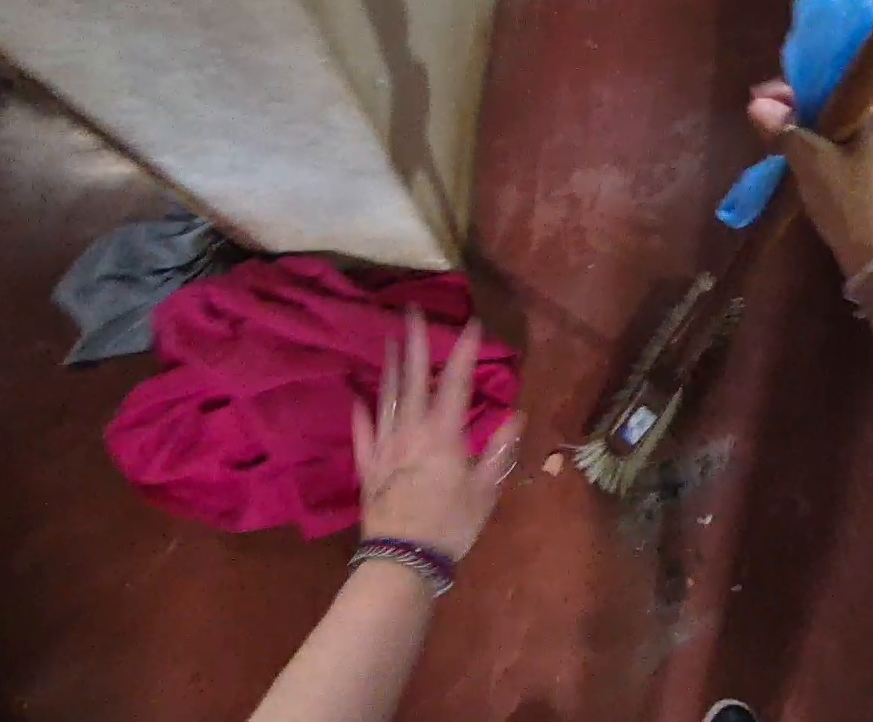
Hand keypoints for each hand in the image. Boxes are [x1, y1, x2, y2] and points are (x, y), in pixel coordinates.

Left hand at [352, 310, 523, 561]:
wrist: (403, 559)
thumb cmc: (451, 523)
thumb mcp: (486, 489)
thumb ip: (499, 450)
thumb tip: (516, 415)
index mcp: (444, 434)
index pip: (456, 383)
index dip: (464, 352)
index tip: (472, 324)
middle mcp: (412, 431)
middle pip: (414, 379)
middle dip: (415, 343)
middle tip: (412, 312)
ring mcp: (386, 446)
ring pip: (387, 398)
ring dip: (389, 367)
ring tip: (388, 340)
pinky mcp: (368, 466)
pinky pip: (362, 434)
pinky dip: (360, 412)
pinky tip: (356, 396)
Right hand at [747, 79, 872, 272]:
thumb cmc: (849, 202)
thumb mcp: (811, 162)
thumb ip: (784, 129)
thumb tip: (756, 105)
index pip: (827, 90)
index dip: (789, 93)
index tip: (757, 101)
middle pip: (830, 112)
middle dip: (793, 117)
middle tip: (760, 126)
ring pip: (833, 136)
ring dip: (803, 138)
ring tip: (772, 145)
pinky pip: (841, 156)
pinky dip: (817, 157)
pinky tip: (797, 166)